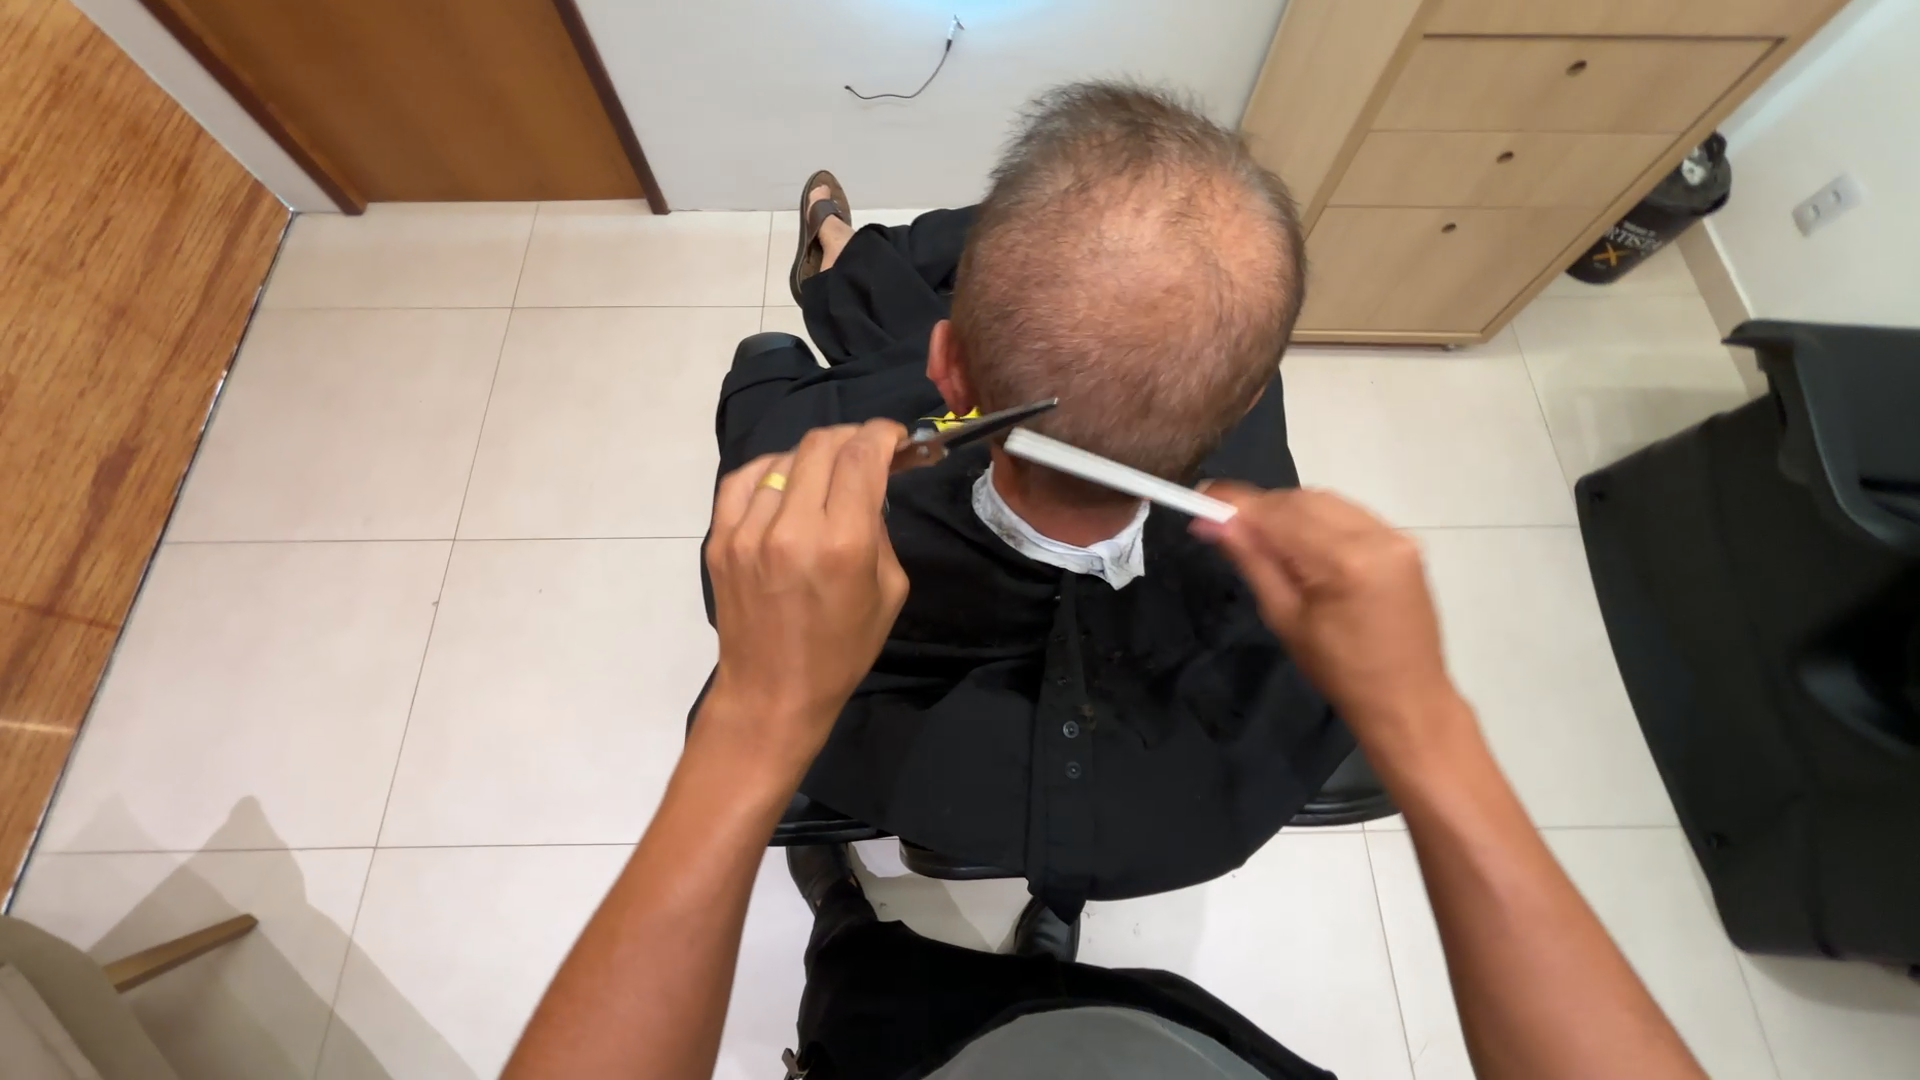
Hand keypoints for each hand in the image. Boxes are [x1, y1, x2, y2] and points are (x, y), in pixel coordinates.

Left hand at [703, 420, 910, 770]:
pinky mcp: (720, 539)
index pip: (862, 456)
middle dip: (852, 437)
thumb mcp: (889, 591)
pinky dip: (770, 470)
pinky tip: (785, 482)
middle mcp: (794, 528)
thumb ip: (879, 530)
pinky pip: (743, 479)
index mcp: (844, 544)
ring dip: (814, 458)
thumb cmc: (842, 649)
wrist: (773, 691)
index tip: (895, 437)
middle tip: (866, 451)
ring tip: (826, 477)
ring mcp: (748, 531)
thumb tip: (867, 487)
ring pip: (784, 458)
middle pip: (822, 445)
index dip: (883, 434)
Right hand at [1196, 485, 1462, 751]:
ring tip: (1258, 536)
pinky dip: (1314, 519)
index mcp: (1345, 562)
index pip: (1279, 514)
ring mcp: (1395, 536)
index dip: (1236, 503)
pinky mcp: (1403, 541)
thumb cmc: (1337, 670)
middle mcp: (1376, 537)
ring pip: (1323, 502)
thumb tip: (1213, 523)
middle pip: (1301, 500)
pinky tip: (1298, 543)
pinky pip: (1346, 514)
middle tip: (1223, 523)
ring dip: (1285, 511)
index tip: (1201, 496)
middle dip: (1259, 507)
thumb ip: (1251, 560)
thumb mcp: (1283, 617)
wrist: (1406, 698)